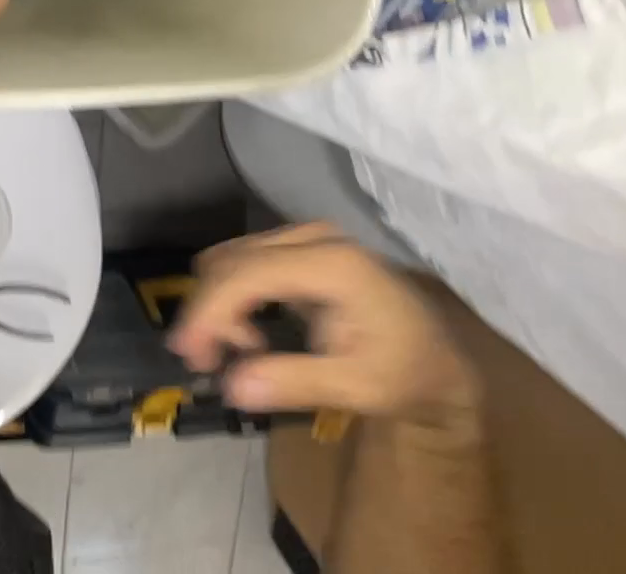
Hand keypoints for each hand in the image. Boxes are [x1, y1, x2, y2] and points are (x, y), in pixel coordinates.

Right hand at [168, 224, 478, 429]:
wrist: (436, 359)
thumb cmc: (403, 374)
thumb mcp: (359, 389)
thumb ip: (296, 383)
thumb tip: (233, 386)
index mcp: (333, 265)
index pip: (250, 273)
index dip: (210, 309)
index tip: (189, 352)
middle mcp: (314, 237)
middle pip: (232, 261)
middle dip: (207, 310)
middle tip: (202, 362)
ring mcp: (304, 237)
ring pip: (231, 258)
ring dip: (216, 303)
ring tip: (232, 350)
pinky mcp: (297, 247)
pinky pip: (243, 261)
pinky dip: (231, 295)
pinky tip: (248, 330)